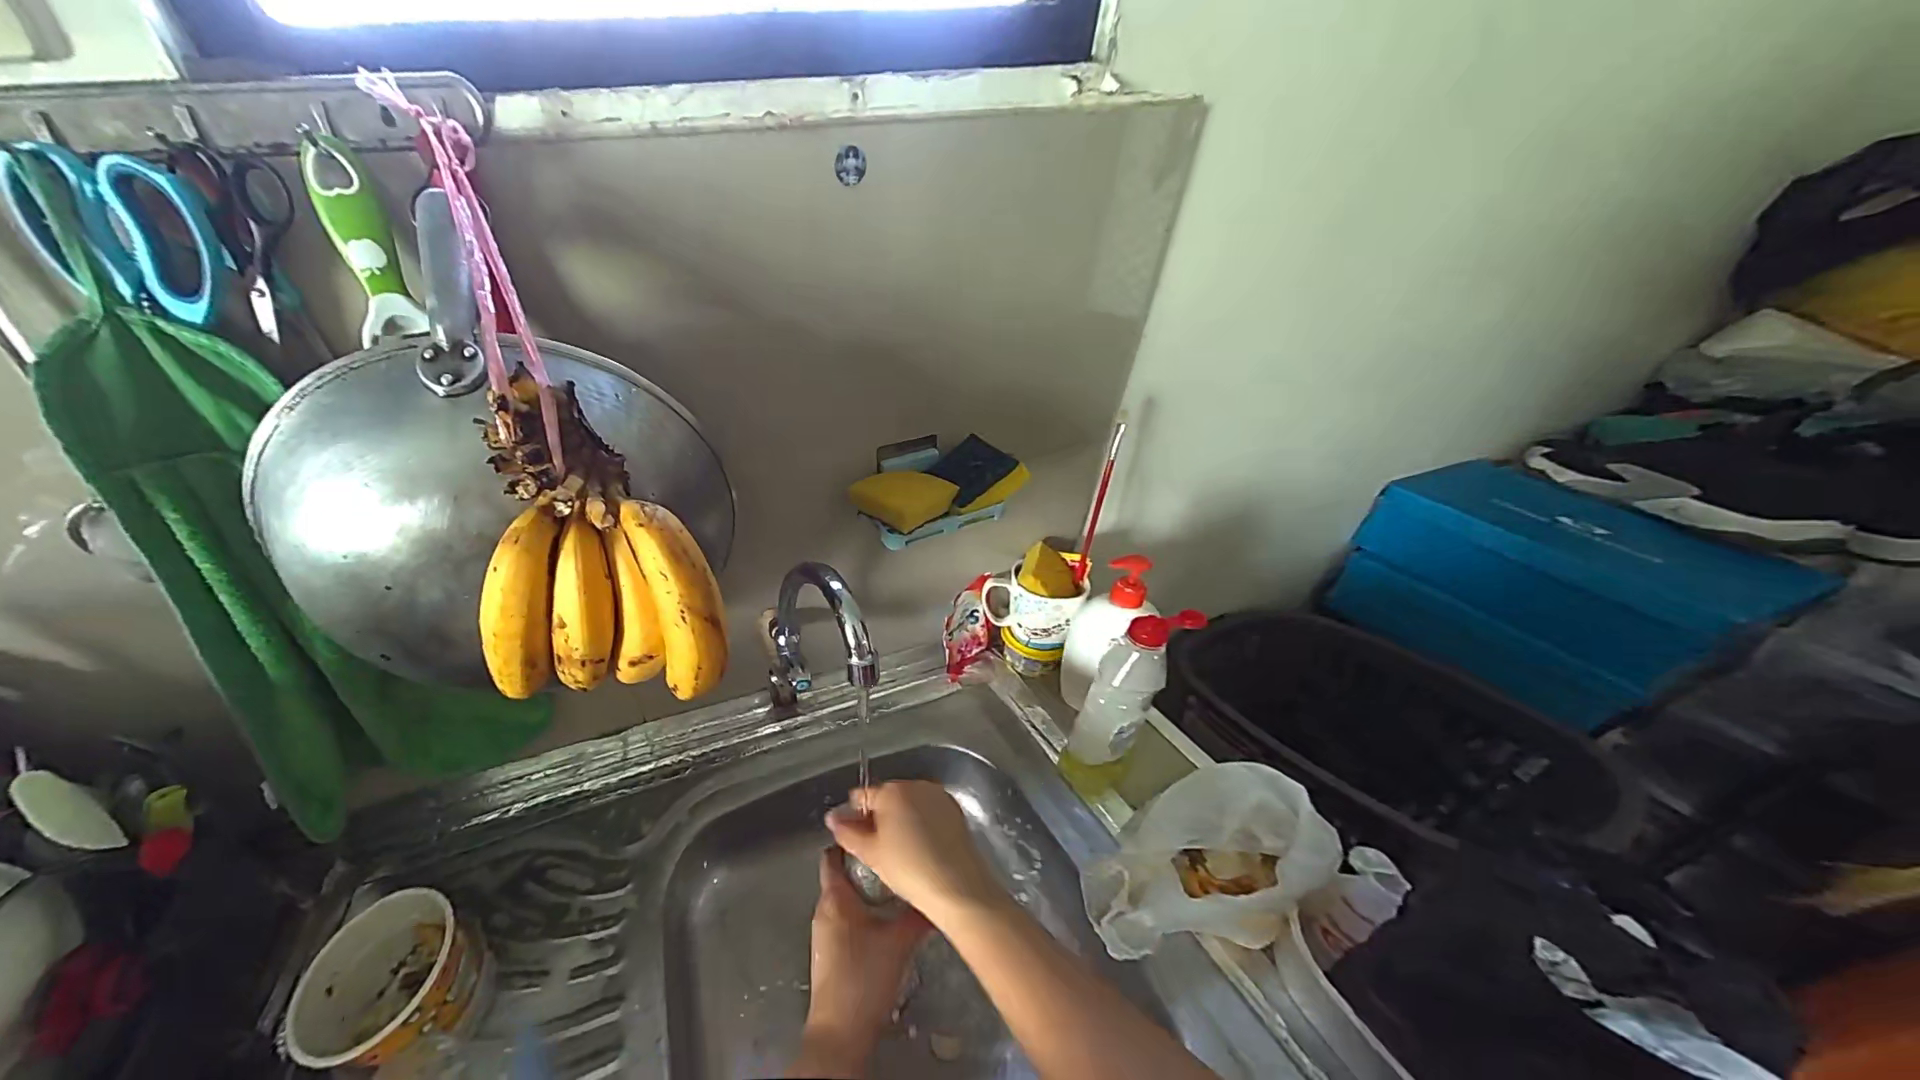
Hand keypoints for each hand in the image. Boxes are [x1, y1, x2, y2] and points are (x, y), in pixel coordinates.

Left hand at [789, 848, 929, 1078]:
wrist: (841, 1032)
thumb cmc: (865, 977)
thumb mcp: (900, 940)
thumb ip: (919, 914)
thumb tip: (938, 894)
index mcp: (835, 898)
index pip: (833, 855)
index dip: (852, 840)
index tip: (877, 831)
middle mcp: (824, 910)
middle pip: (843, 875)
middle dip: (868, 865)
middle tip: (896, 858)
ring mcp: (825, 933)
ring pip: (846, 899)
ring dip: (867, 890)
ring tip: (898, 885)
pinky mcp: (831, 953)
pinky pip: (846, 919)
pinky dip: (863, 912)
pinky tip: (887, 919)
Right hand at [825, 780, 1007, 925]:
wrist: (957, 885)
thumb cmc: (909, 869)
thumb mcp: (871, 853)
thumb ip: (848, 832)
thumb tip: (834, 818)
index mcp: (892, 791)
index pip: (862, 794)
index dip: (854, 813)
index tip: (855, 834)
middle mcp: (916, 785)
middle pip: (887, 795)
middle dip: (879, 814)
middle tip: (876, 846)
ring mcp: (937, 795)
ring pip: (909, 802)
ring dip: (900, 817)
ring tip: (899, 849)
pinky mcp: (954, 808)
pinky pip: (928, 809)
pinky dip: (921, 821)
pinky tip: (920, 847)